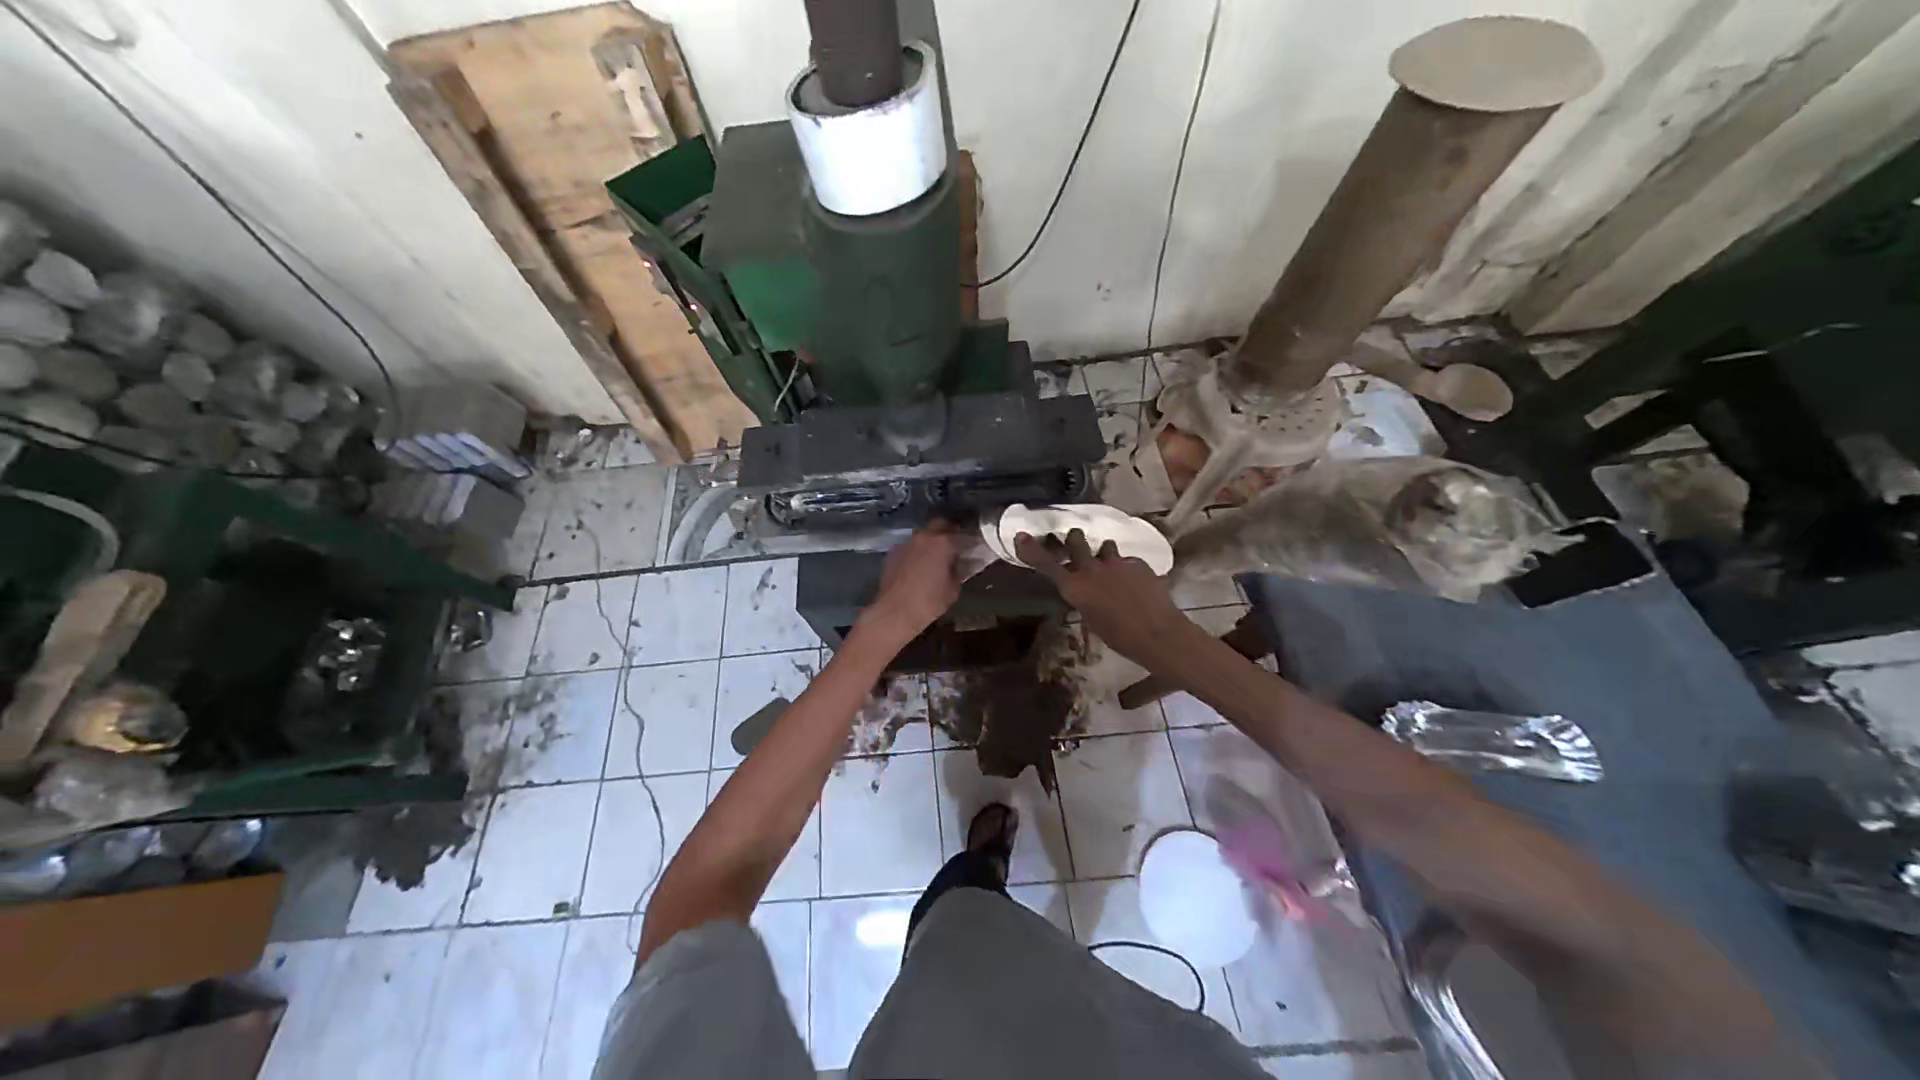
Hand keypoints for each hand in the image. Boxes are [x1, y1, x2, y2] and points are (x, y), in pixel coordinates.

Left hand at [860, 522, 962, 643]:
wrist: (894, 612)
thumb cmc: (929, 602)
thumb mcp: (953, 588)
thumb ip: (958, 569)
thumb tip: (959, 562)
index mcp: (942, 542)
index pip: (961, 533)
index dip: (968, 539)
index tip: (972, 547)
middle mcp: (923, 536)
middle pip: (939, 525)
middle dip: (948, 532)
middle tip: (954, 546)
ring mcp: (906, 543)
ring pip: (922, 535)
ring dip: (930, 541)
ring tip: (935, 557)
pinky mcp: (892, 552)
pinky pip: (910, 547)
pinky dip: (916, 552)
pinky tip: (918, 566)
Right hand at [1015, 529, 1191, 667]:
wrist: (1158, 633)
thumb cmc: (1120, 637)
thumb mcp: (1092, 620)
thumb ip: (1085, 599)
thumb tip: (1087, 591)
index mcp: (1075, 588)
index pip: (1047, 565)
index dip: (1033, 550)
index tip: (1022, 536)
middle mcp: (1091, 570)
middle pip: (1076, 541)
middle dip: (1073, 539)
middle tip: (1074, 540)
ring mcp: (1116, 563)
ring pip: (1105, 546)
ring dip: (1104, 553)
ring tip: (1112, 567)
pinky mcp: (1138, 563)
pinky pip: (1127, 561)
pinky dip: (1128, 569)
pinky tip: (1137, 585)